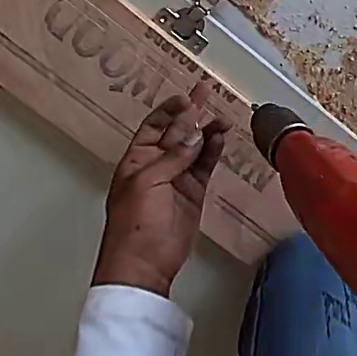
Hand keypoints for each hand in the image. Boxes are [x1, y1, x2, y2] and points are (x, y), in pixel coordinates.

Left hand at [91, 80, 231, 297]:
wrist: (144, 264)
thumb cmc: (133, 223)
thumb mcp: (147, 182)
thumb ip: (173, 156)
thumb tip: (195, 134)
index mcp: (137, 158)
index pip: (154, 125)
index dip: (170, 110)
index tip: (186, 98)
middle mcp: (157, 164)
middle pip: (177, 131)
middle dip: (192, 112)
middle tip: (206, 91)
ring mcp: (177, 177)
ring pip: (195, 147)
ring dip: (207, 131)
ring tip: (222, 117)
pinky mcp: (194, 192)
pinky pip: (205, 166)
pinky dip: (213, 151)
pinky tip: (220, 138)